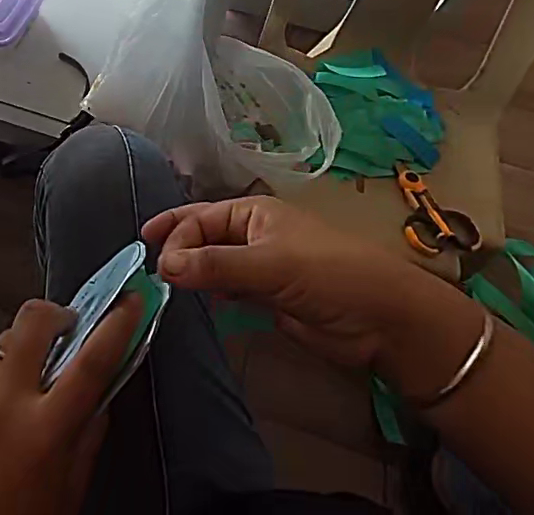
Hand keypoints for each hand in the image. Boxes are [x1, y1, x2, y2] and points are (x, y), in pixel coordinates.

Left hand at [0, 296, 140, 514]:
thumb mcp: (69, 487)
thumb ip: (89, 431)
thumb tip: (103, 384)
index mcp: (44, 432)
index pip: (92, 360)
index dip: (117, 323)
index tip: (130, 301)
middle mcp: (3, 406)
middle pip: (33, 320)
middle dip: (55, 313)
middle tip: (68, 327)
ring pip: (3, 342)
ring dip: (22, 353)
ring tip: (29, 385)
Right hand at [142, 196, 477, 372]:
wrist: (383, 320)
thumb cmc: (327, 273)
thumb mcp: (270, 264)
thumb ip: (216, 265)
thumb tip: (164, 265)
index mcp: (252, 213)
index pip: (201, 217)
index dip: (175, 234)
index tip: (157, 261)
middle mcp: (252, 235)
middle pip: (203, 237)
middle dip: (177, 248)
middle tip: (150, 269)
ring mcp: (259, 266)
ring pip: (213, 264)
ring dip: (191, 272)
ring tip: (164, 286)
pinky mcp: (267, 298)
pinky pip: (228, 289)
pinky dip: (211, 293)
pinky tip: (197, 300)